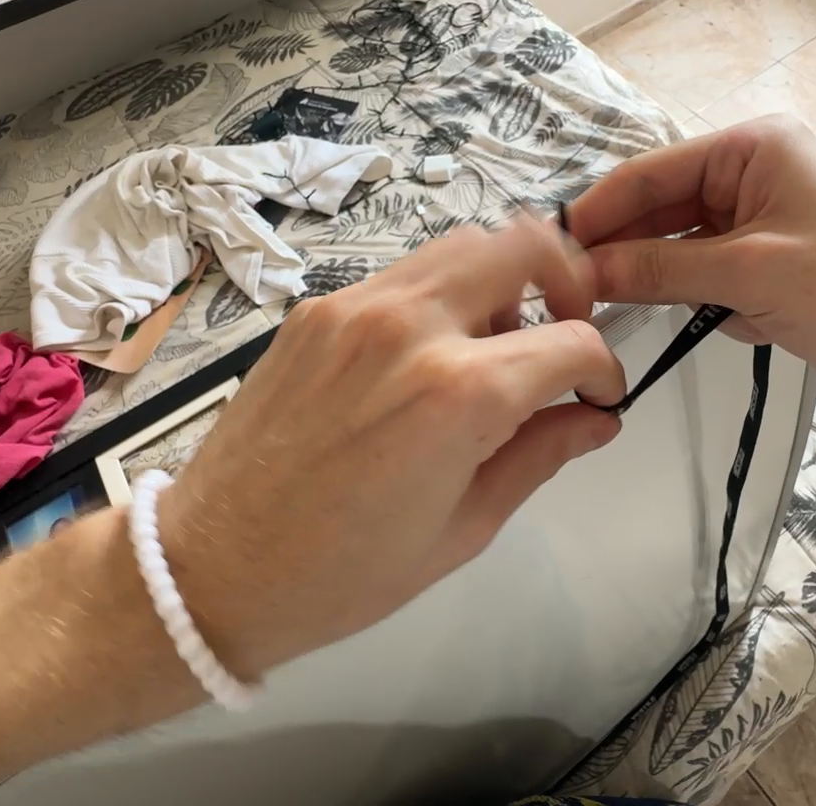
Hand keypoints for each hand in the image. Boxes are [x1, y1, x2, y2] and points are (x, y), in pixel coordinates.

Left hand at [155, 216, 626, 679]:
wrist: (211, 567)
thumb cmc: (345, 571)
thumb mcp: (465, 527)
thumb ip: (541, 453)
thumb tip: (597, 418)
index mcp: (458, 392)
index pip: (573, 343)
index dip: (604, 368)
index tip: (599, 395)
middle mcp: (411, 325)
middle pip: (526, 244)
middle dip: (568, 280)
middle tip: (565, 331)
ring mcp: (357, 305)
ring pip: (465, 244)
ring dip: (504, 280)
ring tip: (496, 343)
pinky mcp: (319, 307)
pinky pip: (407, 274)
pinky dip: (443, 295)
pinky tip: (429, 353)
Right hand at [566, 116, 815, 438]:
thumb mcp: (754, 272)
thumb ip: (665, 268)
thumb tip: (588, 271)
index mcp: (754, 149)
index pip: (654, 172)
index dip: (600, 209)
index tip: (553, 246)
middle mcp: (754, 180)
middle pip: (663, 211)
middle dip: (623, 249)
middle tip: (570, 287)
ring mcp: (761, 230)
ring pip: (682, 251)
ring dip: (657, 280)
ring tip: (605, 309)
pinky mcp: (769, 275)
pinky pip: (707, 282)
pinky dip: (694, 304)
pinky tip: (693, 324)